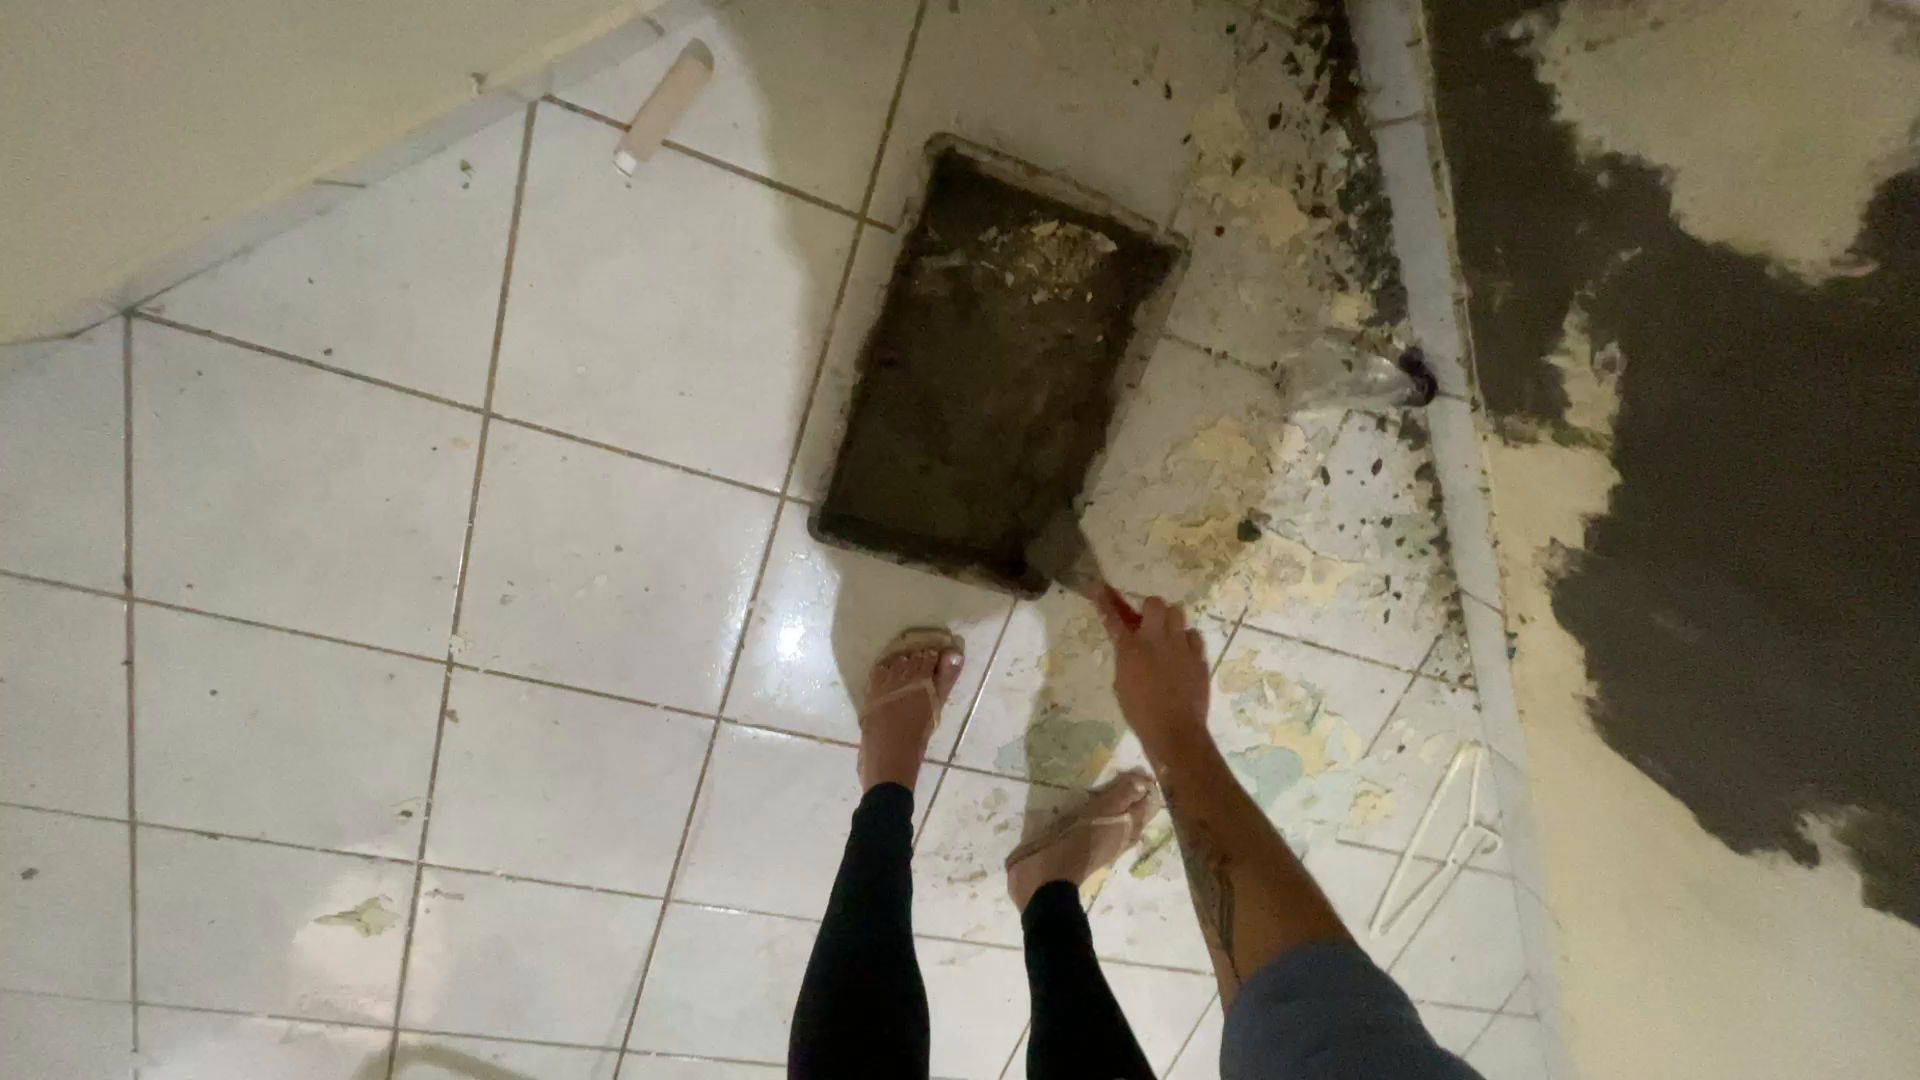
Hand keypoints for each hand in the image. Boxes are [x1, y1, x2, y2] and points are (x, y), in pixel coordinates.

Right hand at [1094, 592, 1211, 758]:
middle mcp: (1155, 640)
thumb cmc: (1140, 713)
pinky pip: (1194, 636)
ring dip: (1170, 621)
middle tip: (1148, 622)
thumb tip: (1131, 649)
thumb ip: (1126, 659)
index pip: (1113, 618)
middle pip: (1155, 603)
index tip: (1097, 586)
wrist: (1175, 731)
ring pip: (1178, 613)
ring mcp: (1181, 646)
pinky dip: (1187, 640)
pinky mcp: (1199, 657)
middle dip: (1150, 609)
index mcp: (1130, 649)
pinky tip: (1182, 652)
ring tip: (1167, 636)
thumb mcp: (1121, 684)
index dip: (1104, 601)